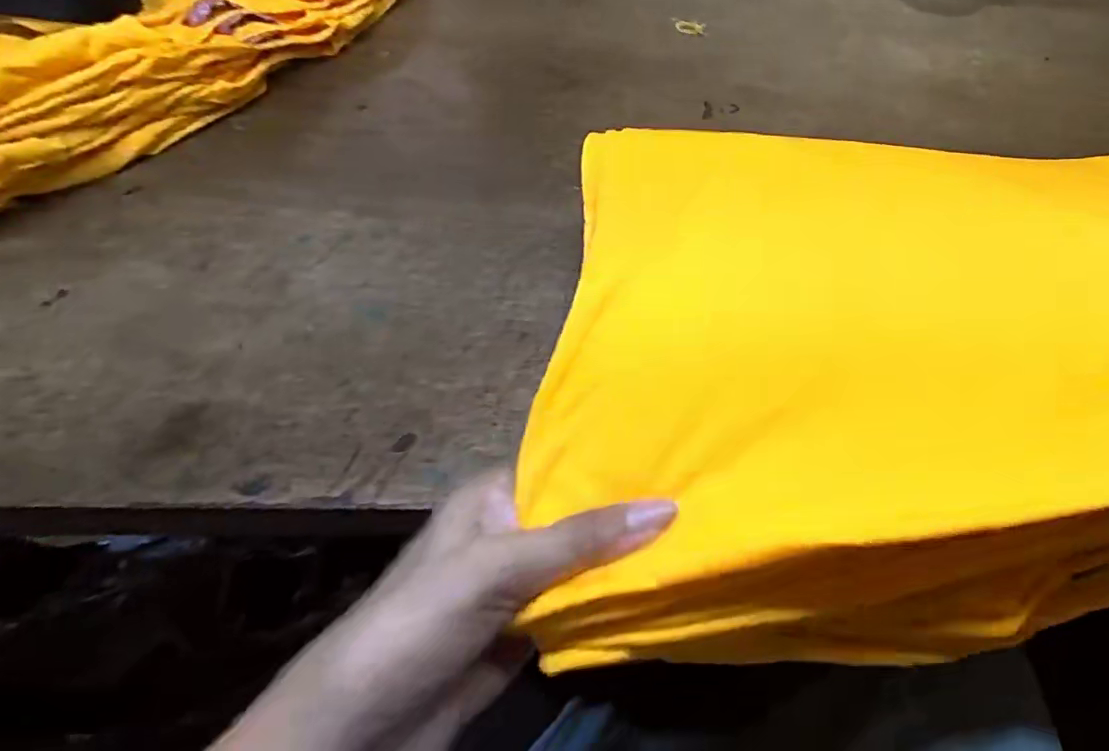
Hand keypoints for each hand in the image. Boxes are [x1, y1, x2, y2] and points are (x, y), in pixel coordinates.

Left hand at [214, 470, 675, 750]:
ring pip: (592, 555)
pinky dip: (621, 590)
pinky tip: (668, 572)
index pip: (569, 461)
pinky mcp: (533, 624)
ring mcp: (523, 580)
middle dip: (637, 504)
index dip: (620, 454)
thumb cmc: (414, 624)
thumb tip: (670, 505)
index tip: (681, 442)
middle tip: (705, 482)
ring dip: (635, 549)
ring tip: (701, 520)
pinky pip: (588, 598)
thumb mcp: (498, 567)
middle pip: (588, 510)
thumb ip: (583, 536)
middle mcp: (514, 529)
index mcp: (496, 495)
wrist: (349, 739)